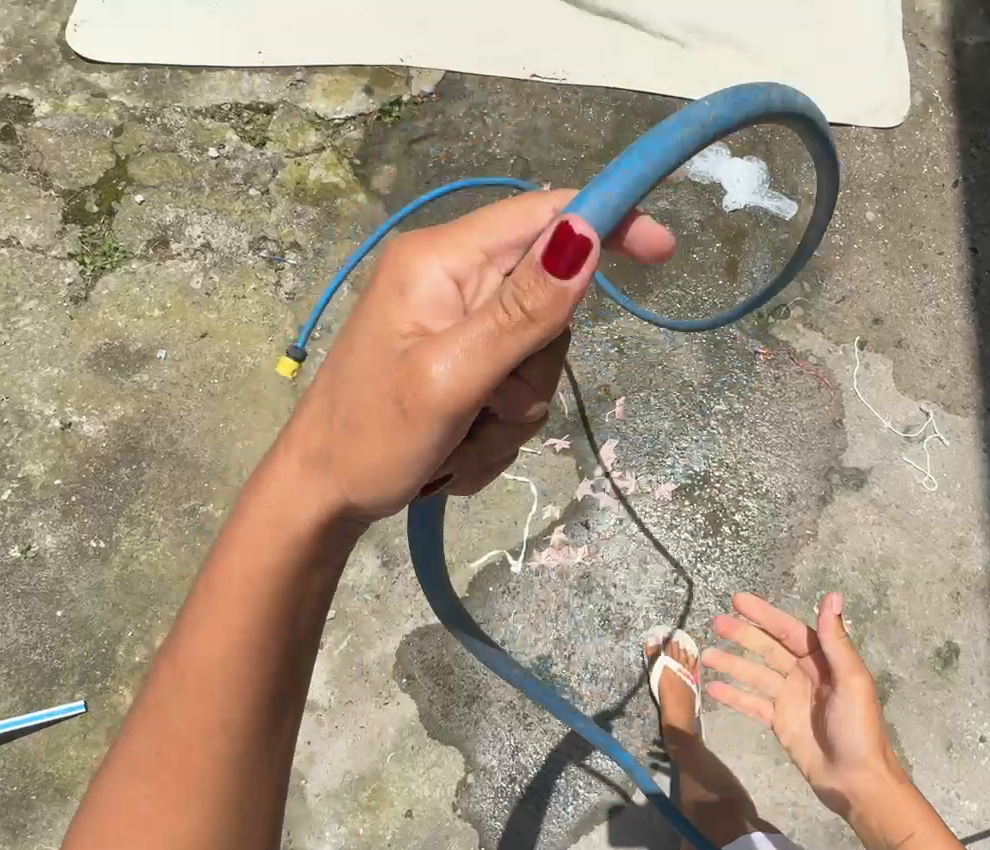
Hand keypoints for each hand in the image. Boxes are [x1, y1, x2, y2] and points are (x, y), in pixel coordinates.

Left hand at [279, 190, 675, 523]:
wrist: (324, 494)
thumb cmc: (372, 436)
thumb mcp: (451, 377)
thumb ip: (521, 311)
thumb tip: (588, 238)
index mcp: (443, 262)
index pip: (544, 217)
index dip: (608, 224)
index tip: (665, 252)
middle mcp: (456, 284)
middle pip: (552, 306)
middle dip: (533, 371)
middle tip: (489, 408)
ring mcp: (463, 329)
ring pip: (540, 359)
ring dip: (514, 412)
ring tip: (462, 439)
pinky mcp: (467, 368)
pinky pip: (519, 393)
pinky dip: (500, 431)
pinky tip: (458, 449)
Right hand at [701, 592, 908, 817]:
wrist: (856, 780)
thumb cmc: (859, 728)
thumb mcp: (852, 680)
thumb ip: (836, 640)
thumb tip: (832, 596)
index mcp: (824, 661)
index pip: (788, 630)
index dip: (764, 615)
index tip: (738, 601)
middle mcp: (804, 675)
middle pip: (768, 649)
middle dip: (743, 635)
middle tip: (716, 622)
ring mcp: (790, 699)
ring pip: (755, 675)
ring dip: (732, 664)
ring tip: (705, 655)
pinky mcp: (779, 723)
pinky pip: (752, 704)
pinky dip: (733, 696)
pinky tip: (712, 689)